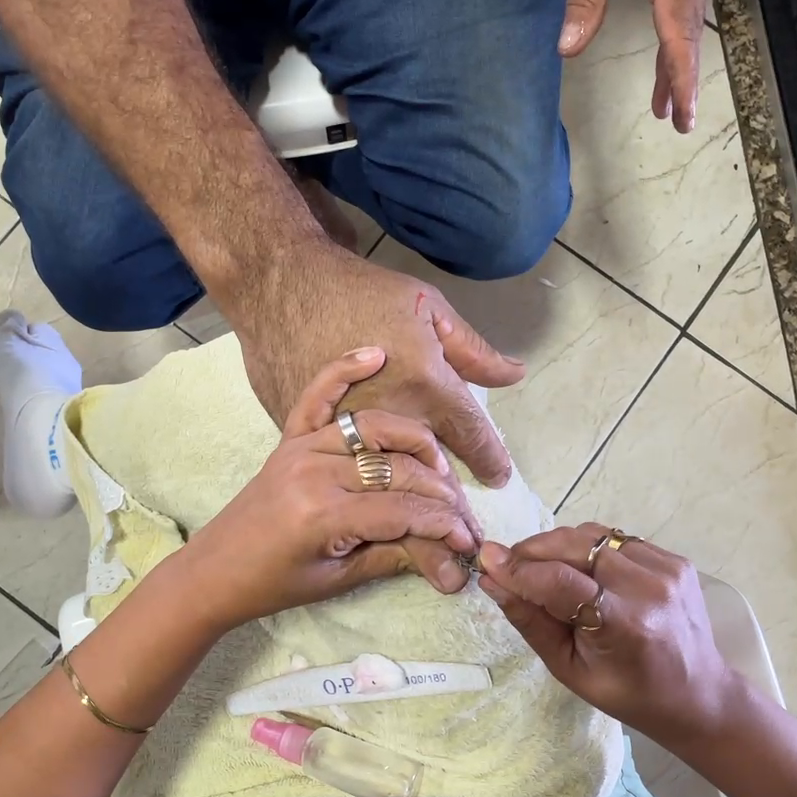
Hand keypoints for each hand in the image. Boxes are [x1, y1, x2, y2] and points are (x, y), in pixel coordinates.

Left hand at [178, 348, 481, 629]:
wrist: (212, 571)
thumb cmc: (273, 584)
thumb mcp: (337, 581)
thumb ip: (395, 559)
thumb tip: (455, 566)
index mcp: (324, 515)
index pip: (404, 510)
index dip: (444, 526)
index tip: (469, 541)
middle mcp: (314, 471)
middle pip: (398, 470)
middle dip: (441, 495)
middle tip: (465, 516)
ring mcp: (301, 448)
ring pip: (374, 430)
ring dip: (416, 441)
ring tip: (442, 465)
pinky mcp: (289, 438)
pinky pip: (318, 396)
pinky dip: (343, 370)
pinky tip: (375, 354)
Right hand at [229, 243, 525, 489]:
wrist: (282, 288)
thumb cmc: (361, 291)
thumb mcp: (426, 307)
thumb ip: (472, 349)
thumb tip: (514, 375)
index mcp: (427, 387)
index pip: (473, 438)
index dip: (491, 461)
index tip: (499, 478)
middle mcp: (391, 420)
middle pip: (432, 471)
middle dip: (448, 490)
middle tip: (459, 507)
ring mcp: (348, 435)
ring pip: (389, 480)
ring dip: (409, 498)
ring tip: (422, 508)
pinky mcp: (308, 443)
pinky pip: (343, 469)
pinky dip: (360, 478)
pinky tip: (368, 488)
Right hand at [475, 523, 737, 744]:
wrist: (699, 694)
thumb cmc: (628, 693)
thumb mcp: (569, 669)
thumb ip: (530, 621)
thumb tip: (492, 581)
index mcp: (624, 624)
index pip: (559, 581)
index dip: (518, 569)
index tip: (486, 560)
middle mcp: (648, 587)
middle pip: (574, 545)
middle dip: (532, 550)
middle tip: (508, 564)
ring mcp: (666, 568)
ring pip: (592, 535)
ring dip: (559, 547)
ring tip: (543, 569)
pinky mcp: (673, 559)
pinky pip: (615, 539)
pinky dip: (589, 550)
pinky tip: (584, 573)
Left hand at [560, 0, 712, 132]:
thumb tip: (568, 49)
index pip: (678, 37)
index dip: (681, 79)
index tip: (683, 116)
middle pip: (687, 34)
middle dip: (682, 79)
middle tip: (679, 122)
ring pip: (685, 21)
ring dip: (676, 62)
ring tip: (666, 103)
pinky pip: (682, 4)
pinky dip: (674, 35)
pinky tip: (667, 54)